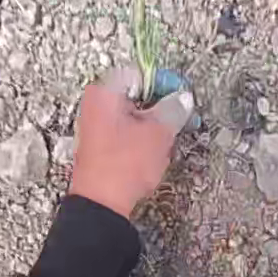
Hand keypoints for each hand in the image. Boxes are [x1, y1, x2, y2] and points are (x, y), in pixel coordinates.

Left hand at [66, 66, 192, 217]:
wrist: (102, 204)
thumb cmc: (122, 166)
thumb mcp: (158, 133)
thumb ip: (174, 109)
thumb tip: (182, 100)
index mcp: (104, 92)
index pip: (140, 73)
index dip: (165, 83)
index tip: (180, 96)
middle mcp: (95, 106)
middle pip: (136, 95)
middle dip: (161, 108)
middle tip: (179, 118)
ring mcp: (96, 128)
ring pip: (134, 117)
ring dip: (154, 127)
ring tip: (167, 142)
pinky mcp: (101, 149)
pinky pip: (127, 135)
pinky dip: (143, 141)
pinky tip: (154, 156)